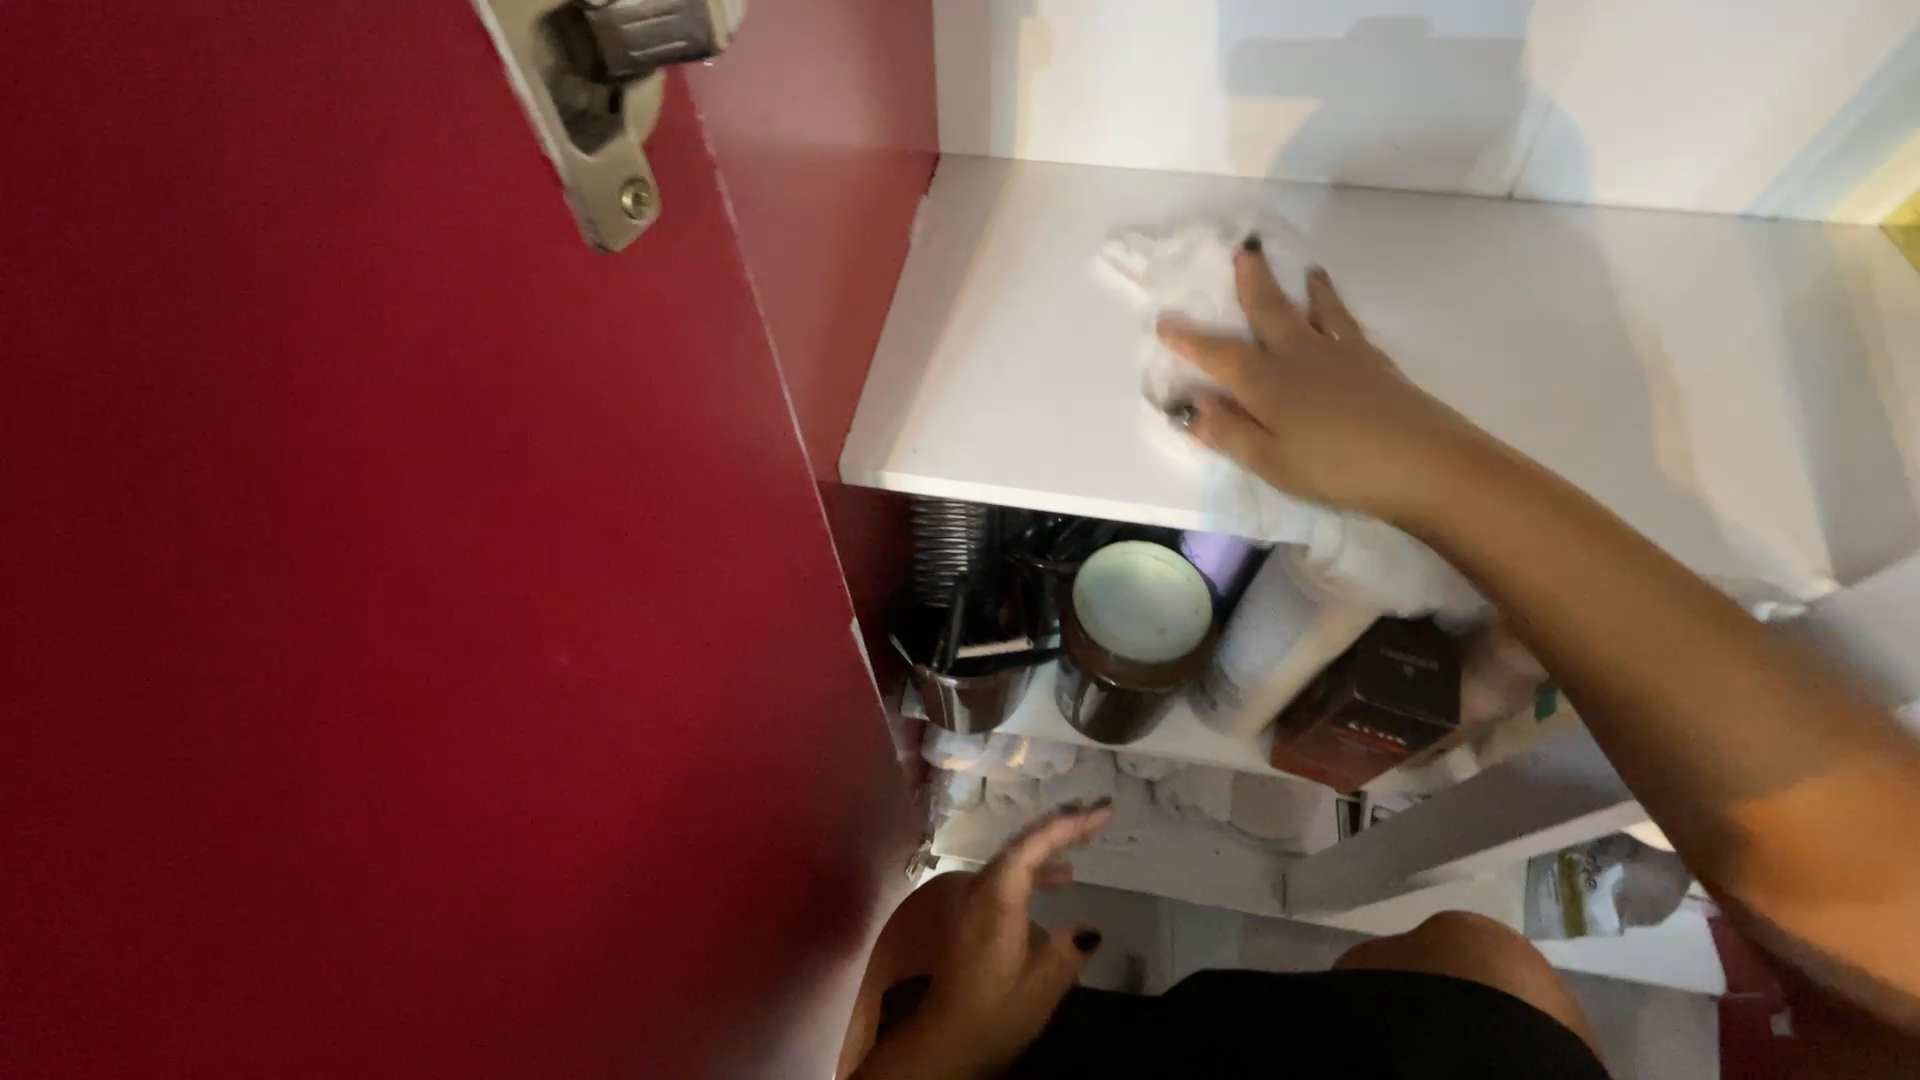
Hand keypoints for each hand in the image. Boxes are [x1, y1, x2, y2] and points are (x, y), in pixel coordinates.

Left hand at [870, 801, 1112, 1078]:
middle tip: (1098, 812)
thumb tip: (1090, 928)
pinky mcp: (975, 910)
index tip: (1102, 812)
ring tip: (1086, 835)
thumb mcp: (1040, 990)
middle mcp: (980, 889)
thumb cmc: (993, 1015)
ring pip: (1015, 855)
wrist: (945, 1039)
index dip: (1067, 825)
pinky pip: (1009, 873)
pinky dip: (1037, 866)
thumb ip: (1067, 953)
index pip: (1032, 847)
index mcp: (997, 901)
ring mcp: (974, 897)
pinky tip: (1062, 877)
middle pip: (1022, 842)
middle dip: (1061, 823)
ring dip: (1050, 842)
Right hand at [1156, 239, 1489, 524]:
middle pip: (1269, 313)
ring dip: (1299, 287)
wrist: (1424, 462)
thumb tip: (1189, 406)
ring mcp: (1340, 355)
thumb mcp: (1270, 461)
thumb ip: (1228, 432)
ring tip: (1300, 268)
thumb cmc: (1336, 468)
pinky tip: (1335, 306)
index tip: (1164, 323)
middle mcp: (1300, 357)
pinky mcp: (1373, 363)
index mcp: (1268, 384)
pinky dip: (1334, 306)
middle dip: (1251, 283)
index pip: (1219, 356)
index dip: (1189, 341)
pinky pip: (1345, 322)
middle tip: (1244, 250)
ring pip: (1312, 310)